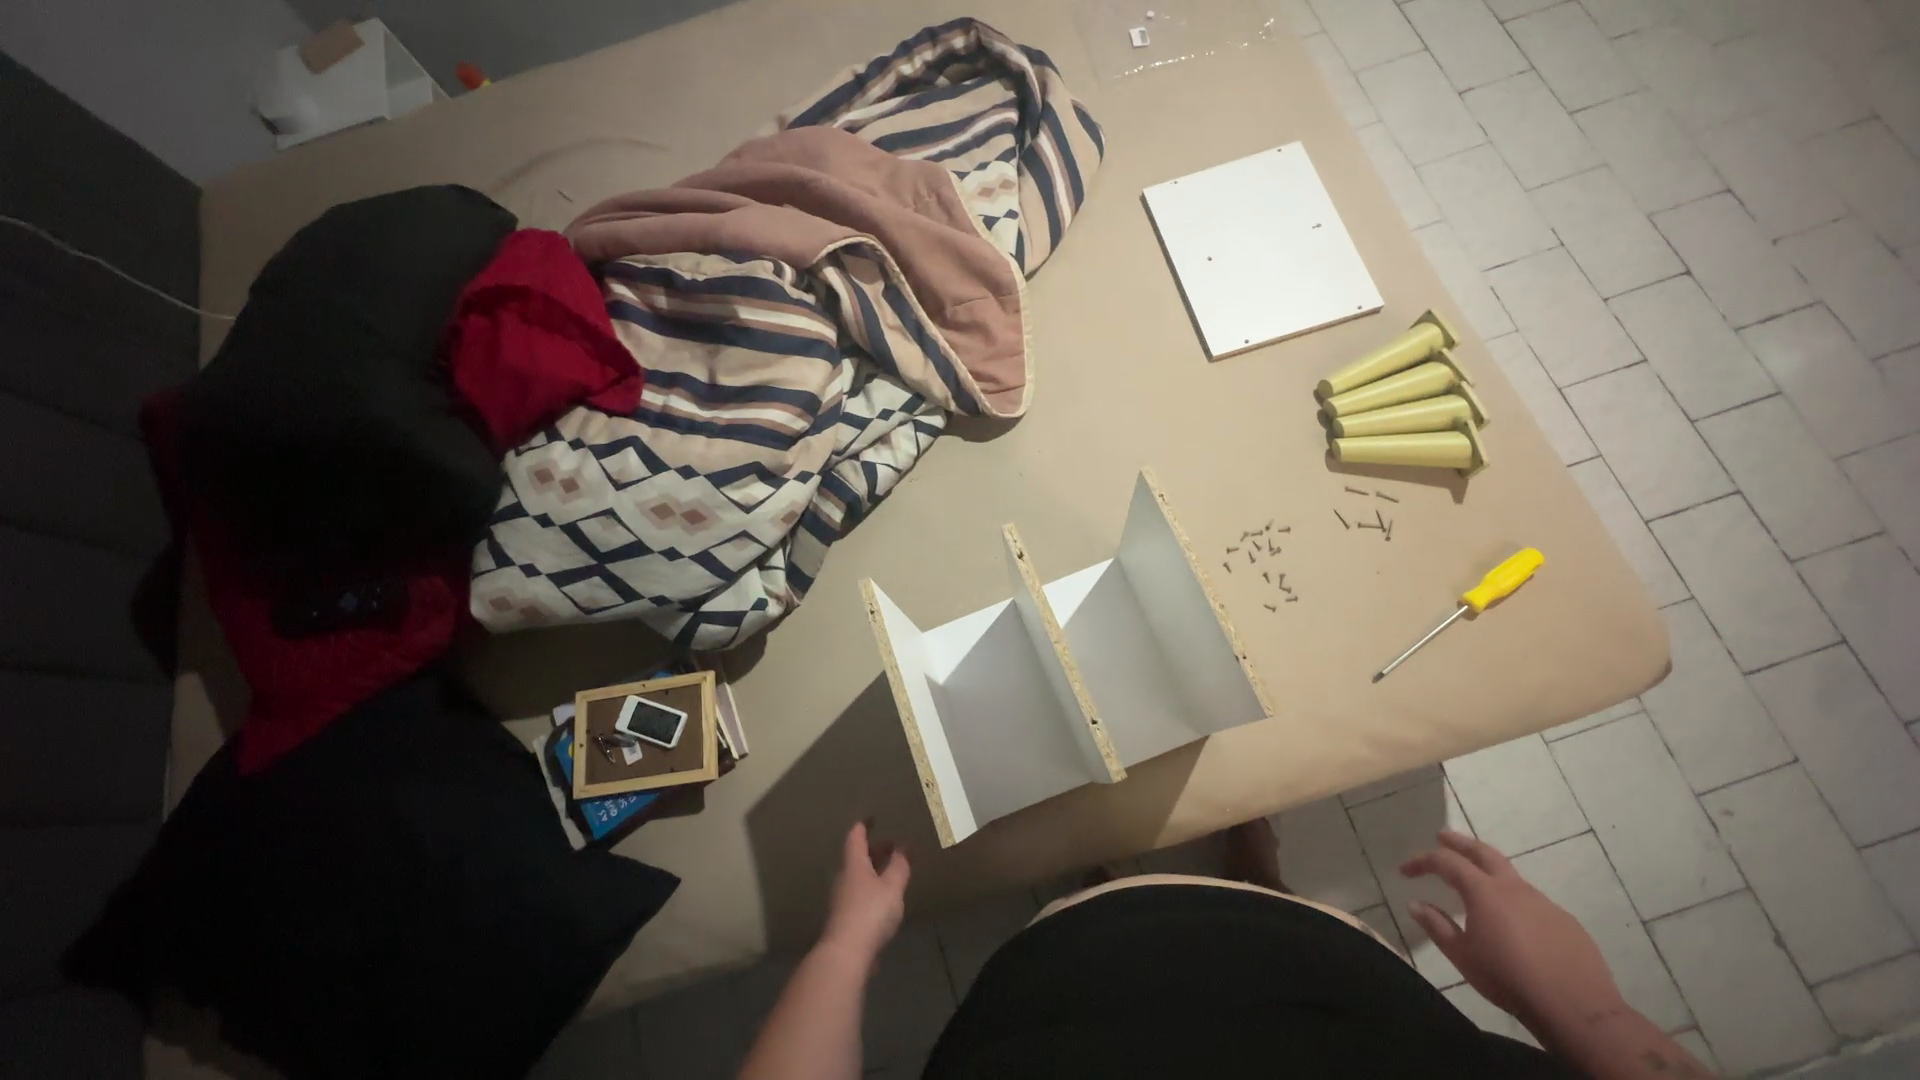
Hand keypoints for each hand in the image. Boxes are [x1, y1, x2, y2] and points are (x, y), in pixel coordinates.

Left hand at [821, 821, 909, 959]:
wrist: (846, 953)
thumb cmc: (870, 912)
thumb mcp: (892, 886)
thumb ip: (899, 866)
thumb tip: (903, 846)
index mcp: (854, 864)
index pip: (855, 837)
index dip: (864, 825)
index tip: (874, 818)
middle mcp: (844, 878)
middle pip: (857, 857)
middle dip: (874, 850)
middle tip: (892, 846)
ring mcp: (842, 900)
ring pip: (858, 877)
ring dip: (874, 871)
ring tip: (892, 872)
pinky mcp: (845, 919)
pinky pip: (860, 895)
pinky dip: (872, 889)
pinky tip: (885, 900)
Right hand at [1400, 830, 1621, 1028]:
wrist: (1577, 1008)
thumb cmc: (1509, 978)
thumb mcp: (1462, 955)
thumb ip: (1437, 926)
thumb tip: (1415, 903)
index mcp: (1484, 892)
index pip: (1446, 862)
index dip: (1422, 861)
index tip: (1405, 871)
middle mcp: (1515, 888)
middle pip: (1484, 852)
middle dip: (1460, 842)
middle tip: (1442, 836)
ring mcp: (1545, 903)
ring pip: (1511, 877)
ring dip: (1489, 873)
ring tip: (1475, 885)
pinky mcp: (1566, 923)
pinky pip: (1533, 903)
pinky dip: (1514, 901)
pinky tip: (1513, 924)